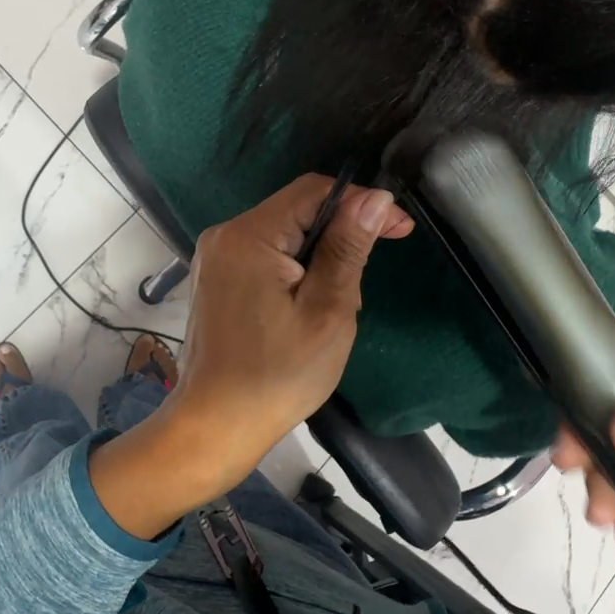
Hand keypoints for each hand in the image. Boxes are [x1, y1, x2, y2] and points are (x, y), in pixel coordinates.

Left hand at [89, 175, 410, 537]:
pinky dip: (294, 273)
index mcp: (248, 235)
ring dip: (318, 261)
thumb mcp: (328, 310)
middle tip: (357, 289)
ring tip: (331, 310)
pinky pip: (264, 256)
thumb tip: (375, 198)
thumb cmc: (278, 373)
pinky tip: (304, 312)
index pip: (312, 190)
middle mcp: (224, 235)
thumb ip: (348, 248)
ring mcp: (215, 257)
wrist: (216, 422)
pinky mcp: (215, 278)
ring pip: (283, 236)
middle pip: (296, 212)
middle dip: (337, 240)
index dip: (359, 202)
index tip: (399, 229)